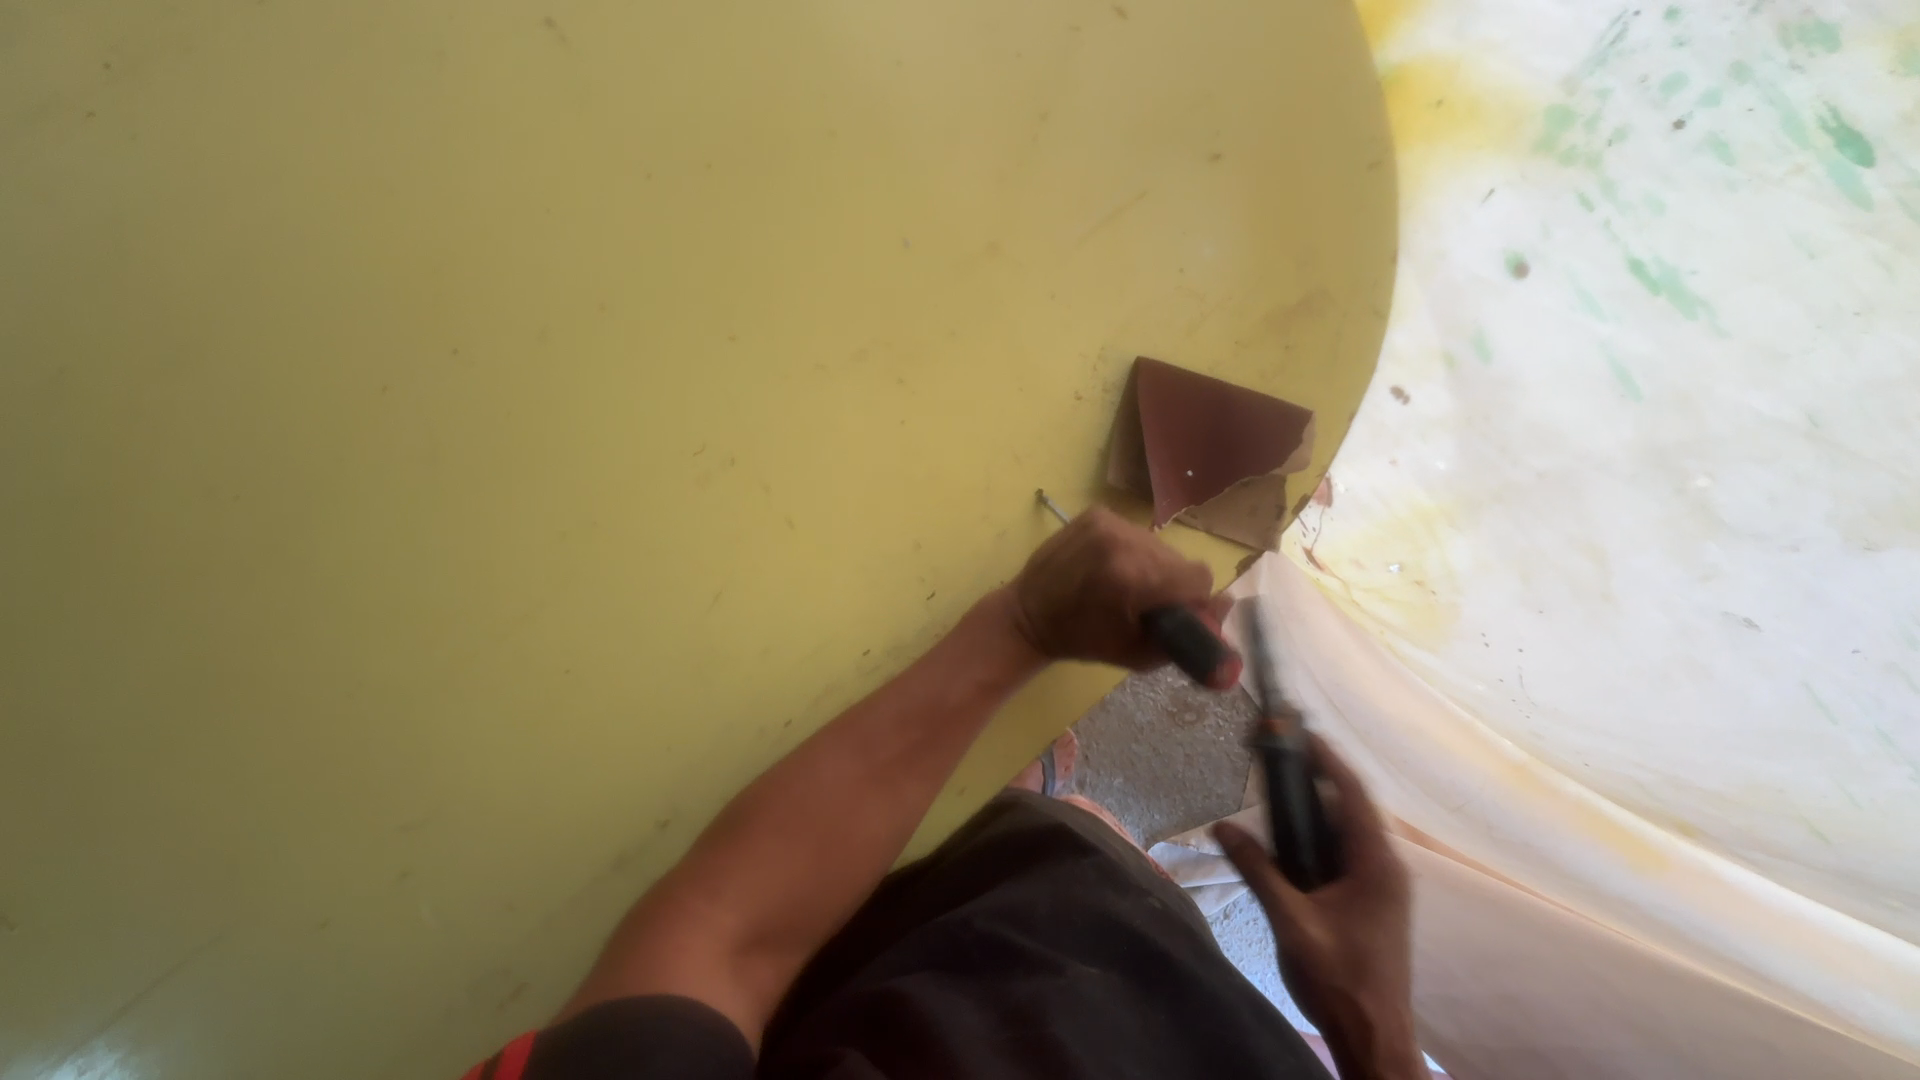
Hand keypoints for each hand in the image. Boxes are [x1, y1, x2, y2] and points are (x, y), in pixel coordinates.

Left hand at [1010, 507, 1232, 682]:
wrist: (1027, 615)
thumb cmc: (1083, 641)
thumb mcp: (1139, 653)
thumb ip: (1190, 636)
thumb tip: (1230, 606)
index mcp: (1134, 577)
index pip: (1198, 577)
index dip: (1192, 600)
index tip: (1171, 614)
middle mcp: (1123, 541)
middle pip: (1178, 560)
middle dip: (1170, 584)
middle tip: (1142, 604)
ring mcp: (1107, 521)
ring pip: (1157, 545)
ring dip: (1150, 566)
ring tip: (1120, 586)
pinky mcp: (1096, 513)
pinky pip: (1134, 533)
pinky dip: (1130, 552)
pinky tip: (1107, 569)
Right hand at [1215, 736, 1421, 1079]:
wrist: (1375, 1038)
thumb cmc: (1338, 977)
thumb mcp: (1290, 920)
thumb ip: (1258, 869)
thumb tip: (1222, 826)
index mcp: (1376, 864)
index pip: (1352, 794)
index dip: (1326, 759)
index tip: (1297, 731)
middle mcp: (1387, 867)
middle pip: (1353, 805)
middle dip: (1317, 775)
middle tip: (1277, 752)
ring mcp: (1383, 885)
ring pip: (1351, 828)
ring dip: (1318, 803)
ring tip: (1279, 782)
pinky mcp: (1373, 900)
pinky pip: (1348, 849)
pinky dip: (1321, 830)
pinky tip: (1292, 834)